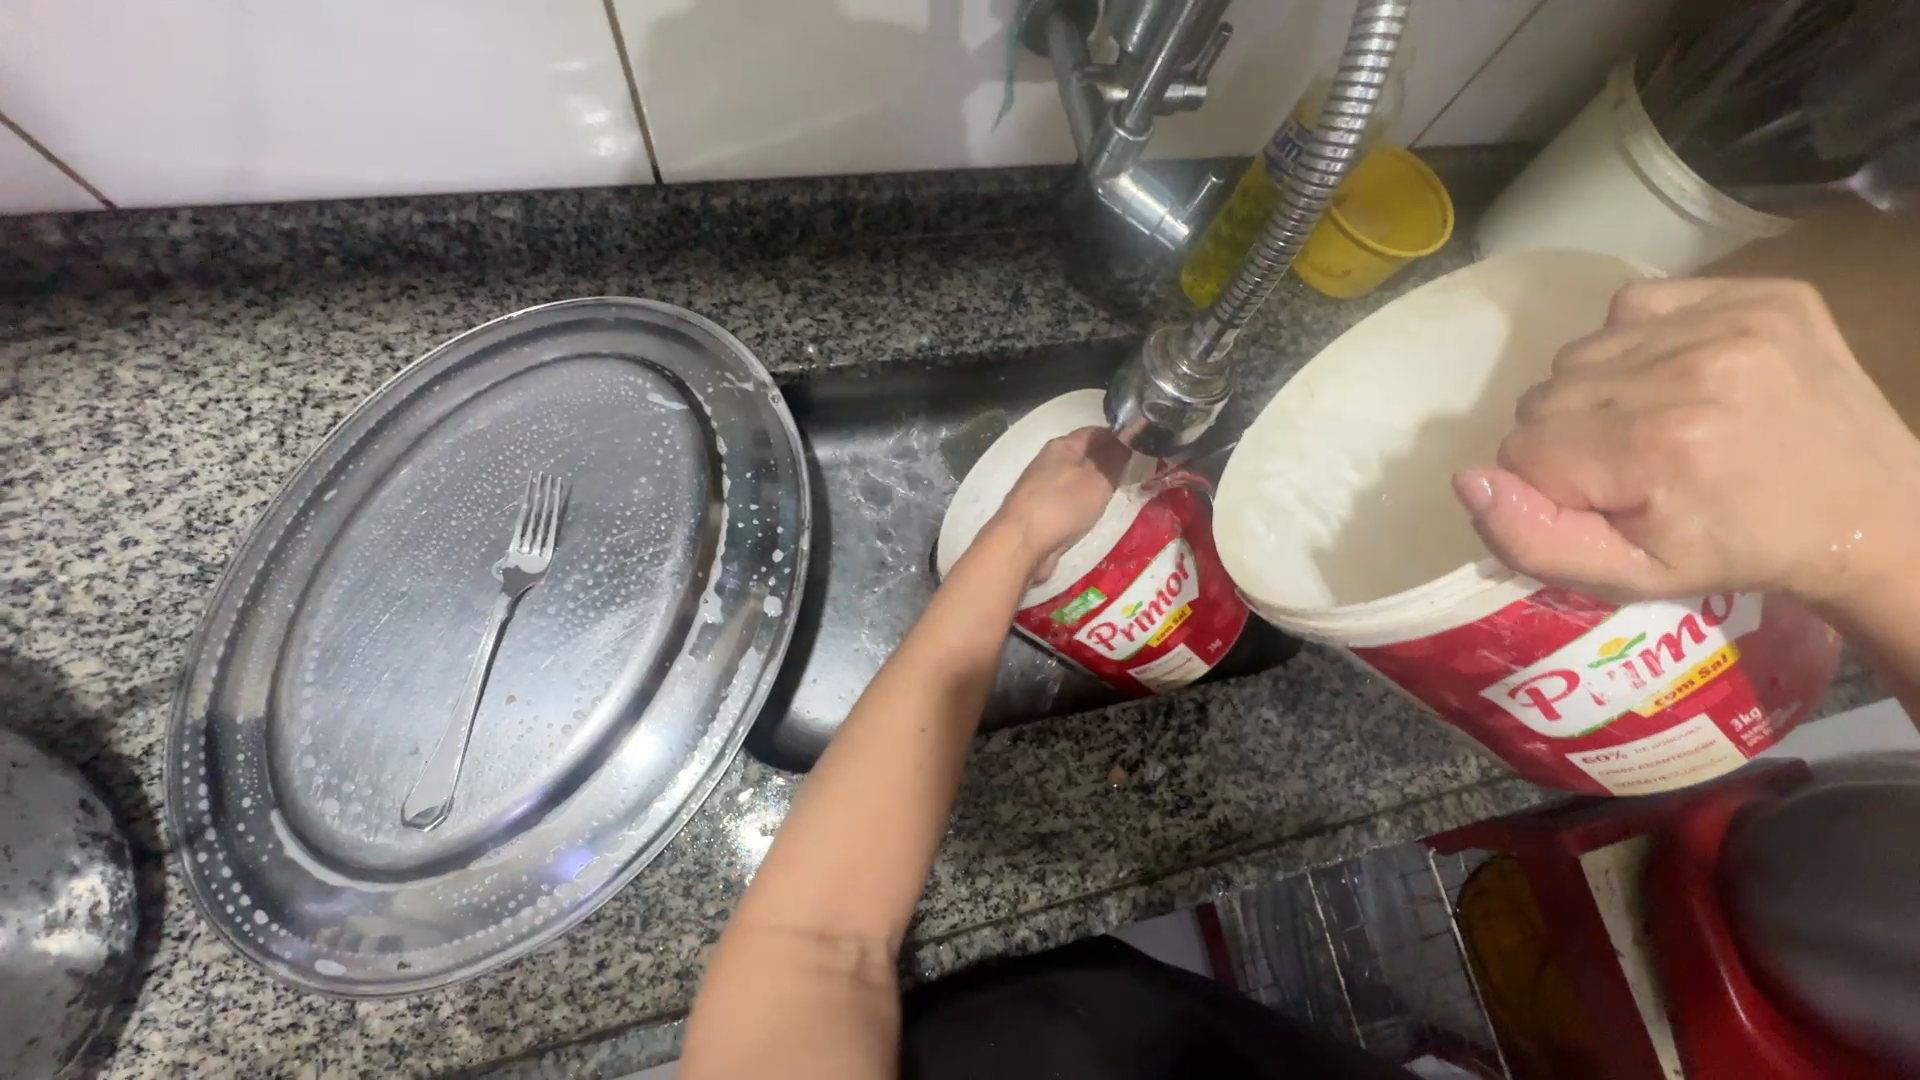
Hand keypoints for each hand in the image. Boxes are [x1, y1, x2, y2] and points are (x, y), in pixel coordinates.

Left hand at [987, 426, 1131, 579]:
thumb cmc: (1063, 504)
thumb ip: (1114, 458)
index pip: (1095, 432)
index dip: (1119, 436)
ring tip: (1120, 493)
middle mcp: (1049, 462)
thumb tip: (1127, 440)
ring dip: (1096, 485)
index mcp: (1061, 446)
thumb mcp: (1098, 477)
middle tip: (1136, 473)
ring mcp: (1042, 488)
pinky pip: (1068, 501)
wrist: (1022, 543)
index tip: (1141, 447)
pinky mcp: (1039, 512)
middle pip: (1085, 456)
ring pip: (1076, 479)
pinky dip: (1083, 504)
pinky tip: (1094, 513)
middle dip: (1109, 462)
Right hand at [1452, 278, 1919, 609]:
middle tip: (1626, 466)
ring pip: (1576, 356)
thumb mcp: (1621, 576)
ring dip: (1591, 392)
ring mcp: (1731, 322)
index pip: (1521, 451)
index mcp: (1660, 447)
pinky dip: (1629, 344)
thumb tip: (1466, 479)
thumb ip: (1529, 539)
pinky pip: (1629, 305)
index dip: (1546, 483)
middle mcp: (1693, 370)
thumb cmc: (1732, 551)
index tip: (1602, 500)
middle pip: (1543, 399)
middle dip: (1564, 437)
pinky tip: (1671, 376)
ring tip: (1649, 421)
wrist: (1870, 511)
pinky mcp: (1756, 293)